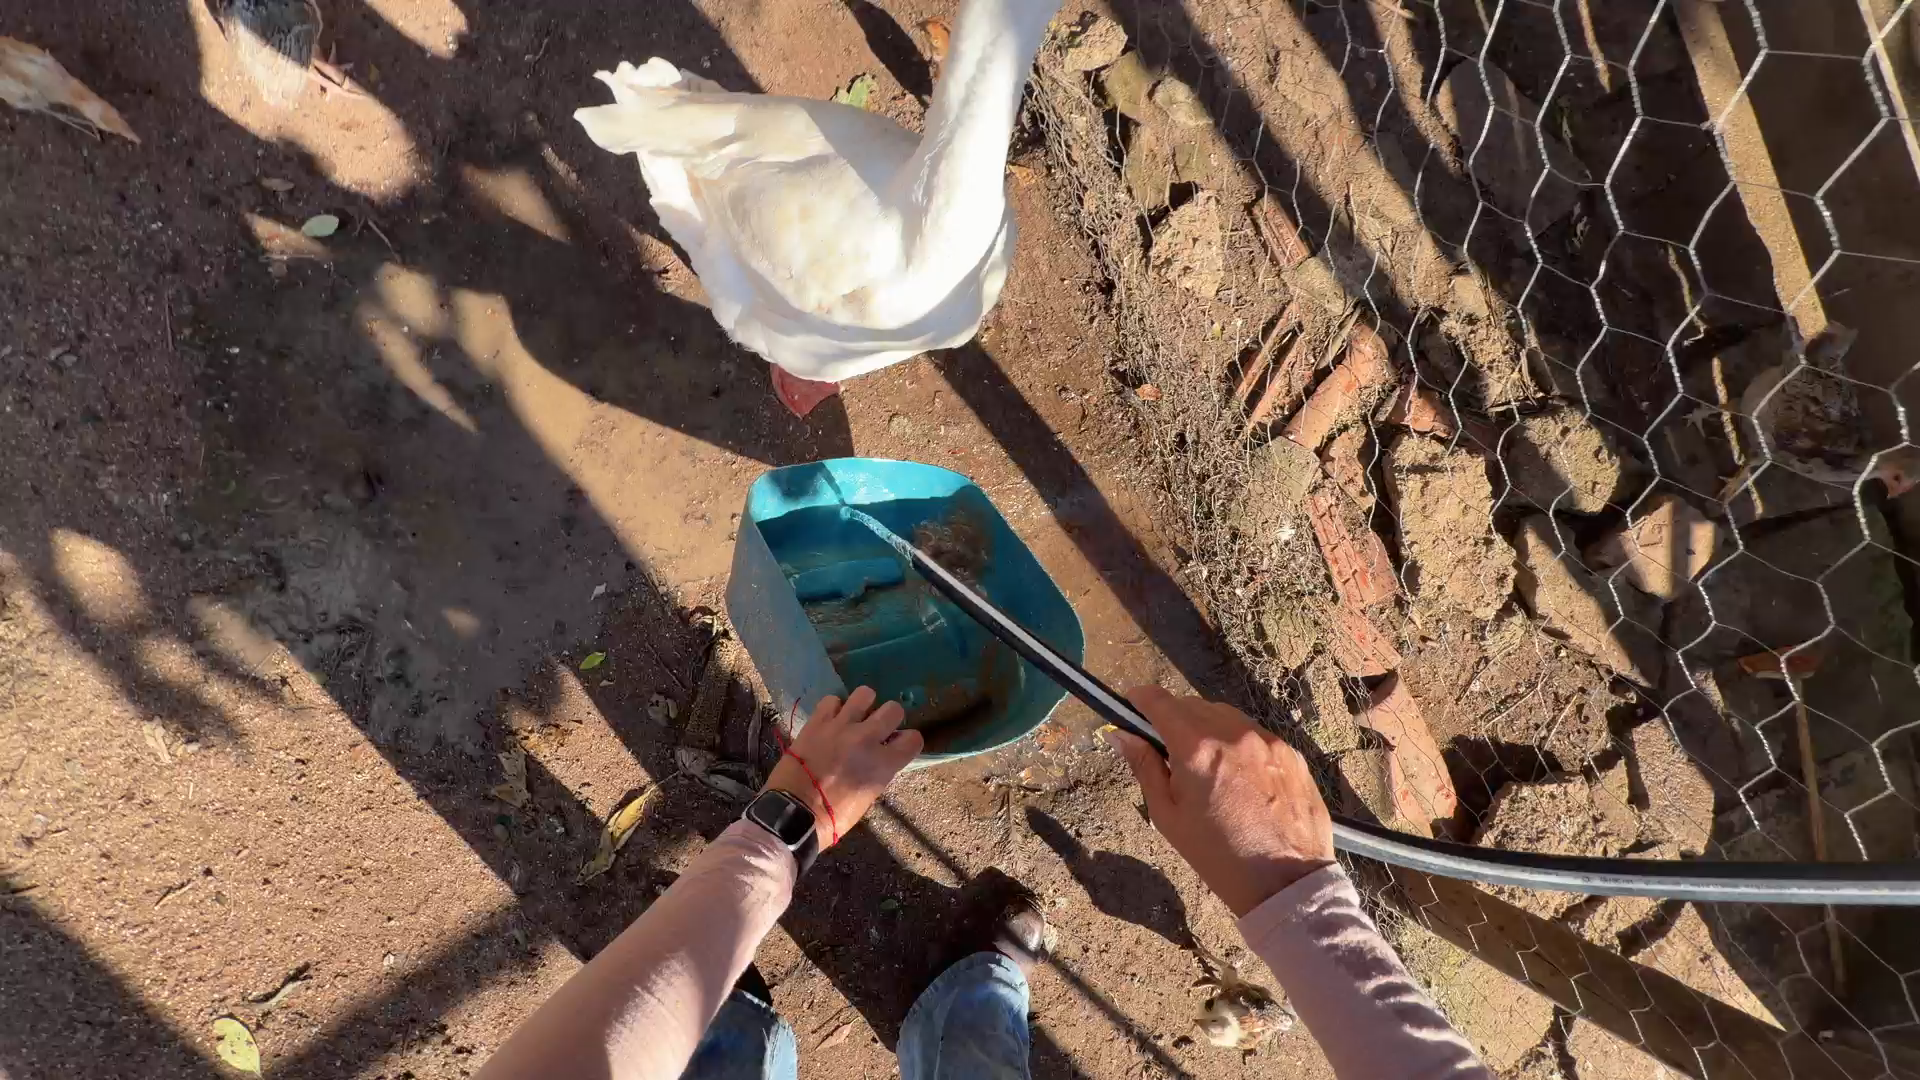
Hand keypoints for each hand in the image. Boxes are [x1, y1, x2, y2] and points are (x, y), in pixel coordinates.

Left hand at [764, 687, 922, 847]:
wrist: (793, 813)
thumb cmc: (833, 817)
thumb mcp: (868, 797)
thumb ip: (879, 771)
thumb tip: (880, 757)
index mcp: (883, 764)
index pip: (913, 738)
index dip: (907, 742)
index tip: (897, 746)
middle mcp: (867, 738)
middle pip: (894, 709)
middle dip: (889, 718)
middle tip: (877, 728)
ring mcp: (842, 726)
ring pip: (865, 694)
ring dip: (864, 705)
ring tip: (856, 716)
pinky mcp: (818, 721)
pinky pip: (832, 699)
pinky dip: (834, 708)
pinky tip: (831, 720)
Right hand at [1107, 686, 1334, 915]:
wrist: (1286, 884)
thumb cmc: (1216, 853)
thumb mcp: (1167, 814)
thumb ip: (1143, 765)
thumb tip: (1120, 734)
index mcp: (1195, 747)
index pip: (1158, 700)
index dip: (1139, 699)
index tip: (1132, 708)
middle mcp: (1232, 731)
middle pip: (1190, 705)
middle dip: (1173, 719)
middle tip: (1170, 752)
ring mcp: (1266, 739)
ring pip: (1224, 715)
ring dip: (1207, 727)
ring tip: (1209, 765)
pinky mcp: (1291, 752)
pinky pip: (1254, 733)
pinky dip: (1238, 743)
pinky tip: (1241, 777)